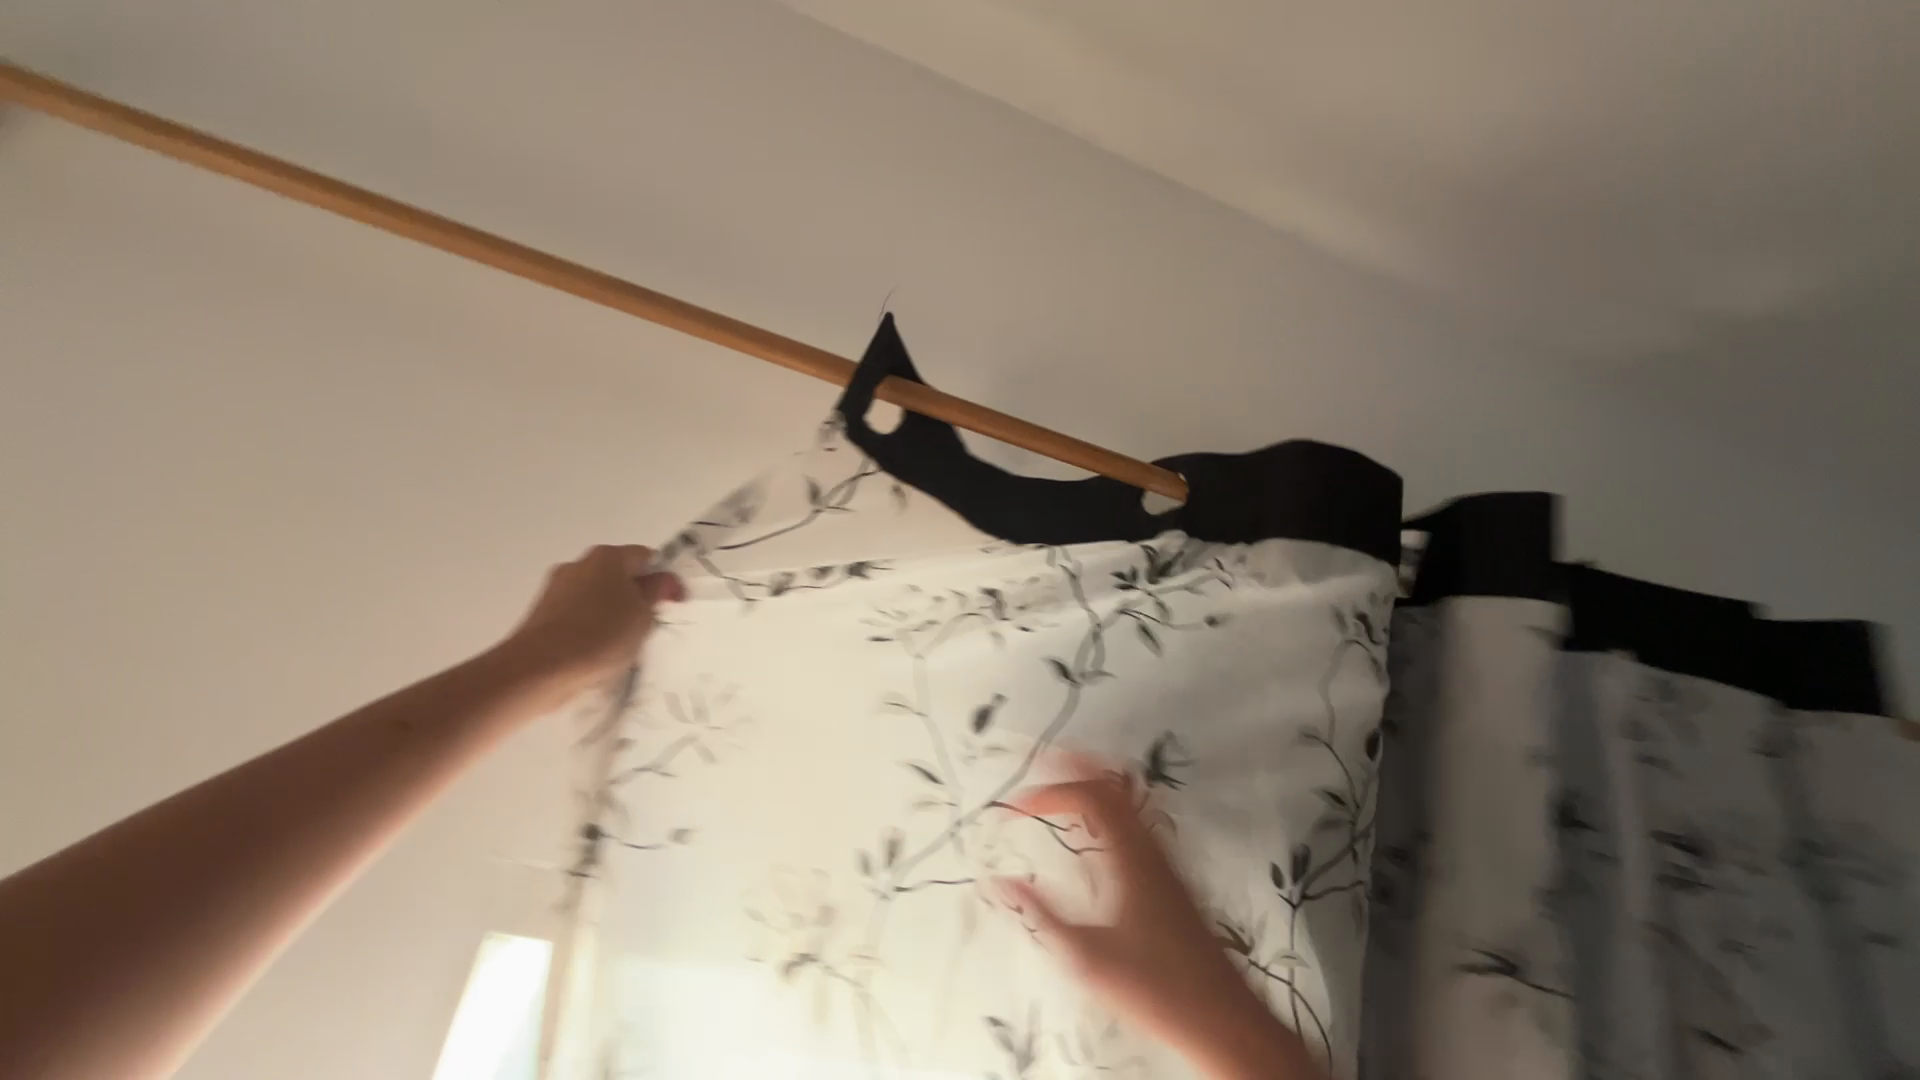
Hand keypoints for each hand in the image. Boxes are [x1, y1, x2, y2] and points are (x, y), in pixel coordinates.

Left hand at [502, 544, 684, 693]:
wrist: (540, 669)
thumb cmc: (602, 635)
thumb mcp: (643, 615)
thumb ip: (657, 592)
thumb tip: (661, 580)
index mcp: (607, 556)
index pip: (646, 557)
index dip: (664, 579)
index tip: (672, 604)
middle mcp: (578, 563)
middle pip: (618, 576)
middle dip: (635, 596)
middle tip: (649, 626)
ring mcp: (555, 588)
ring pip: (596, 596)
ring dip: (612, 613)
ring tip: (622, 644)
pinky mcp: (541, 613)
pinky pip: (577, 615)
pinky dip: (590, 627)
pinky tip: (597, 651)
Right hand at [995, 761, 1323, 1079]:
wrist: (1222, 1018)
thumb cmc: (1155, 988)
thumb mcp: (1086, 957)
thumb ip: (1041, 915)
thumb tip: (998, 882)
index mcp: (1129, 857)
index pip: (1088, 796)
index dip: (1048, 792)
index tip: (1015, 808)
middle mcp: (1150, 848)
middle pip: (1113, 784)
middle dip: (1074, 768)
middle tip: (1040, 764)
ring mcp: (1165, 861)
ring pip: (1129, 800)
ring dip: (1094, 782)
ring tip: (1064, 780)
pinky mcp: (1172, 877)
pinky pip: (1138, 820)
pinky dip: (1111, 806)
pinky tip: (1097, 826)